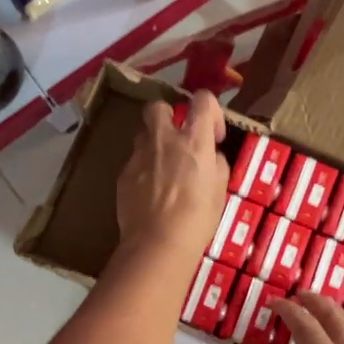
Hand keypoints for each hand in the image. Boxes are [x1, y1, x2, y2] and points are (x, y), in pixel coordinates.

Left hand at [115, 92, 229, 259]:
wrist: (158, 243)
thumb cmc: (197, 218)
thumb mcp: (220, 191)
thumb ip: (216, 166)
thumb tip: (211, 157)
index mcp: (194, 140)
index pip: (202, 100)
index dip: (211, 110)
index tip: (213, 134)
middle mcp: (164, 139)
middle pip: (158, 106)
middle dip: (168, 115)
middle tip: (178, 138)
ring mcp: (139, 155)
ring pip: (143, 134)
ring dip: (154, 143)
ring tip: (164, 168)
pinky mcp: (124, 174)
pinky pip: (135, 161)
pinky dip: (144, 169)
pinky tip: (151, 193)